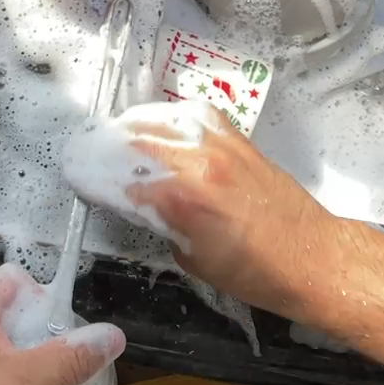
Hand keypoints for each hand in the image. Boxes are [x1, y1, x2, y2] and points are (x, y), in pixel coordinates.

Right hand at [63, 100, 350, 319]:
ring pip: (153, 119)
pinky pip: (183, 112)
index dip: (89, 177)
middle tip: (81, 154)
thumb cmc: (255, 272)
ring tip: (107, 139)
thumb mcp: (190, 259)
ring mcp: (215, 140)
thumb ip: (156, 221)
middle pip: (128, 141)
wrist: (311, 255)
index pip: (118, 178)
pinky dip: (159, 118)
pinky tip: (148, 126)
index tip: (72, 175)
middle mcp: (196, 160)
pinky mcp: (231, 132)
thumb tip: (130, 201)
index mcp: (182, 200)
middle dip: (98, 148)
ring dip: (123, 128)